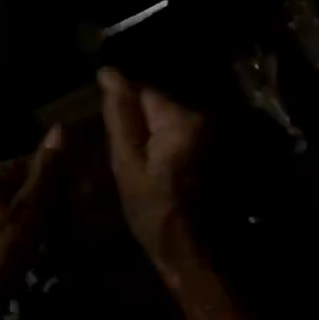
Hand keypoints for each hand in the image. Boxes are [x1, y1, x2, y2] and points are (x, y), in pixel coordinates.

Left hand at [0, 124, 67, 319]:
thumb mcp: (28, 213)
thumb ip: (45, 173)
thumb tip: (60, 128)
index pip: (37, 161)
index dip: (61, 178)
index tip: (80, 199)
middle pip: (32, 185)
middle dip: (54, 202)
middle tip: (73, 224)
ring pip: (29, 208)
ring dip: (48, 222)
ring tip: (64, 239)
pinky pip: (20, 227)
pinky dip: (35, 236)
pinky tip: (47, 251)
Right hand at [99, 68, 206, 277]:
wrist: (187, 245)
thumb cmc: (150, 208)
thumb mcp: (126, 163)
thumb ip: (119, 116)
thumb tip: (108, 73)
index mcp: (181, 118)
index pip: (142, 90)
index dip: (121, 108)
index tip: (112, 134)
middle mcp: (202, 116)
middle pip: (155, 102)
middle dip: (135, 120)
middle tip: (124, 154)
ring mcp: (209, 131)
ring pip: (163, 117)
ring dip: (147, 132)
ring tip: (137, 161)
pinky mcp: (210, 145)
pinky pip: (175, 131)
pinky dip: (160, 142)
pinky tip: (153, 165)